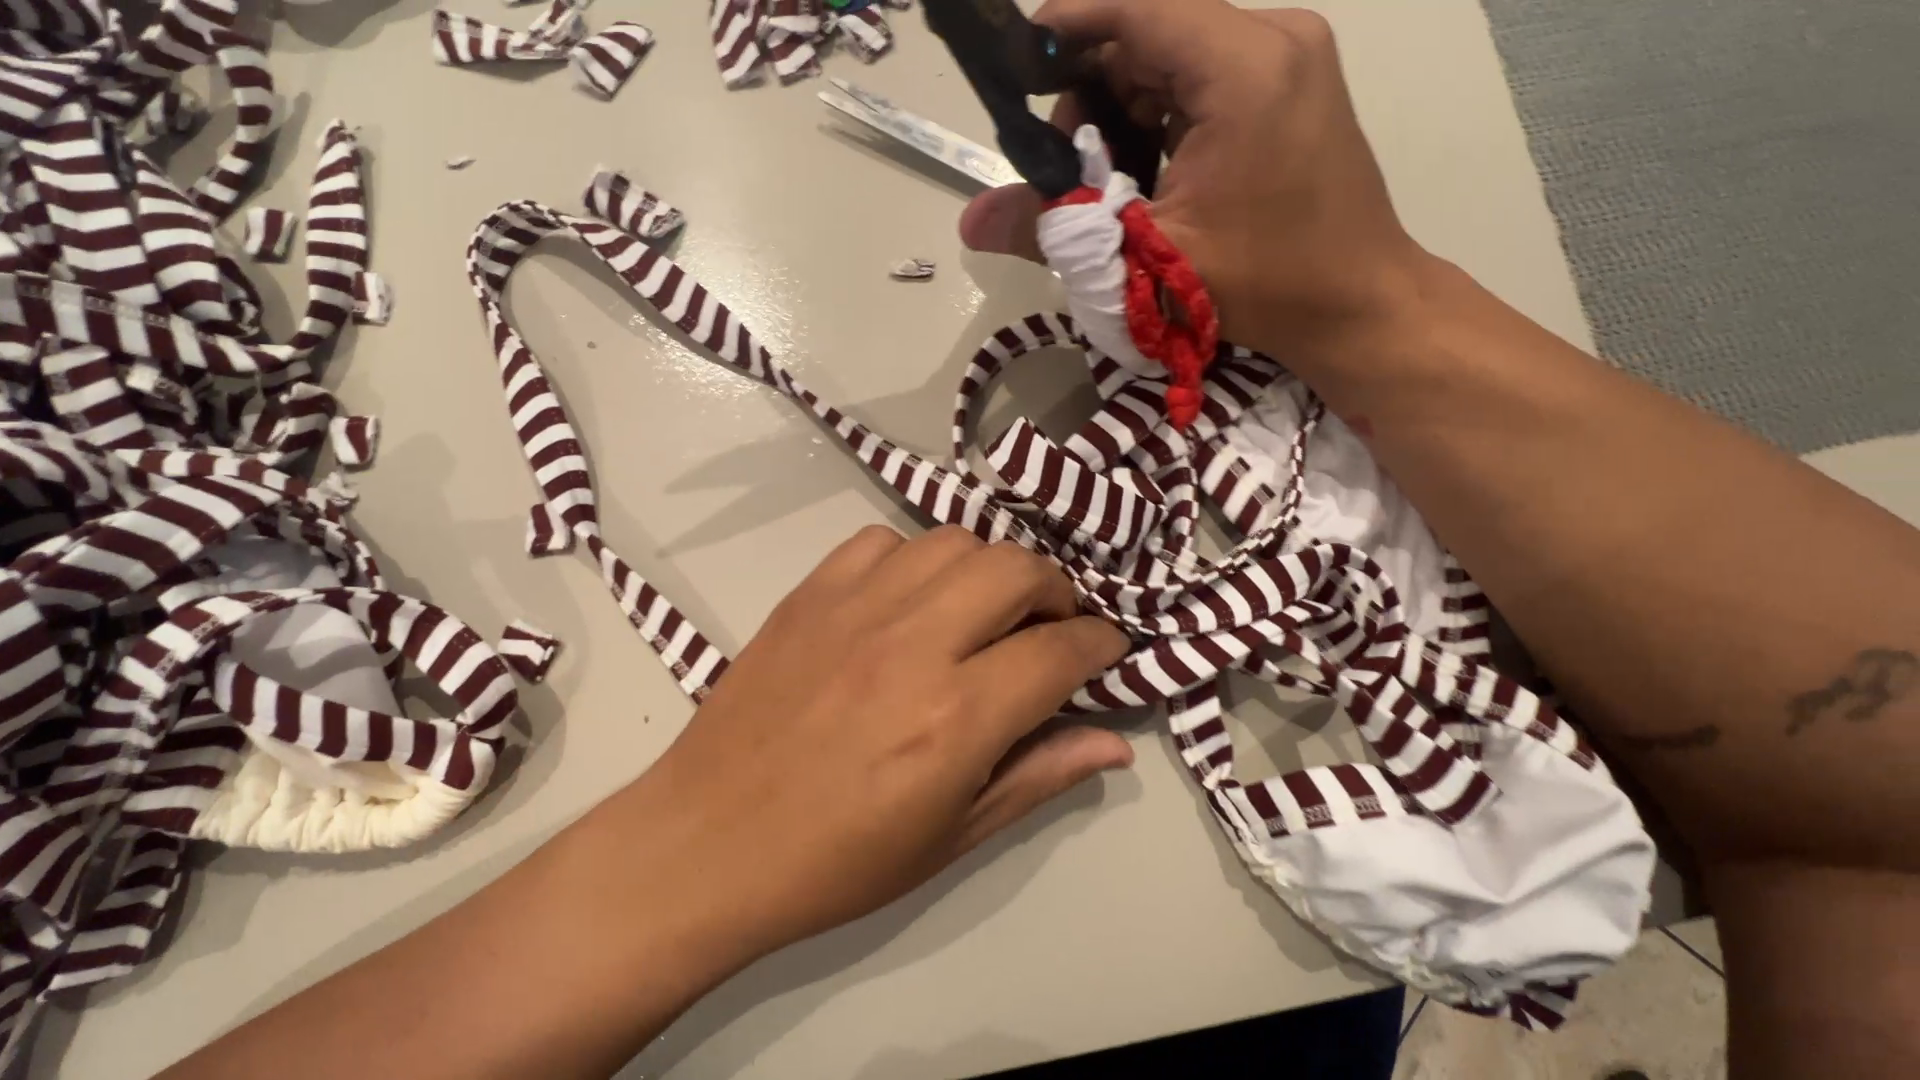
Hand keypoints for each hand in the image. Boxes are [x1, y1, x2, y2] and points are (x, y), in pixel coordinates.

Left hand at [640, 525, 1131, 953]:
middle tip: (1051, 629)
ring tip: (984, 611)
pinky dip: (914, 561)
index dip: (1102, 645)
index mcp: (956, 717)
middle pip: (1018, 570)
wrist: (707, 844)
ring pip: (955, 541)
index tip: (1109, 651)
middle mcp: (913, 644)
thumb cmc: (836, 862)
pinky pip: (881, 542)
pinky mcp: (809, 594)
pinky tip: (909, 602)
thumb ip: (1038, 776)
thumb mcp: (951, 837)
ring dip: (989, 569)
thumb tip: (1115, 742)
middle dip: (1056, 592)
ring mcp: (855, 609)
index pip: (1061, 650)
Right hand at [959, 0, 1431, 361]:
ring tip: (1097, 177)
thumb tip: (968, 224)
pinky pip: (1205, 78)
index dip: (1066, 27)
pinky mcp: (1292, 87)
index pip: (1134, 9)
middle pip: (1151, 32)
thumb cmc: (1264, 282)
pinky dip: (1161, 116)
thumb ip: (1052, 230)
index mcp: (1242, 66)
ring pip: (1175, 56)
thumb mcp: (1146, 259)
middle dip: (1091, 86)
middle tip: (1058, 159)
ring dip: (1123, 106)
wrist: (1357, 308)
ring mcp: (1289, 59)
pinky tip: (1140, 172)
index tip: (1012, 61)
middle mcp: (1272, 39)